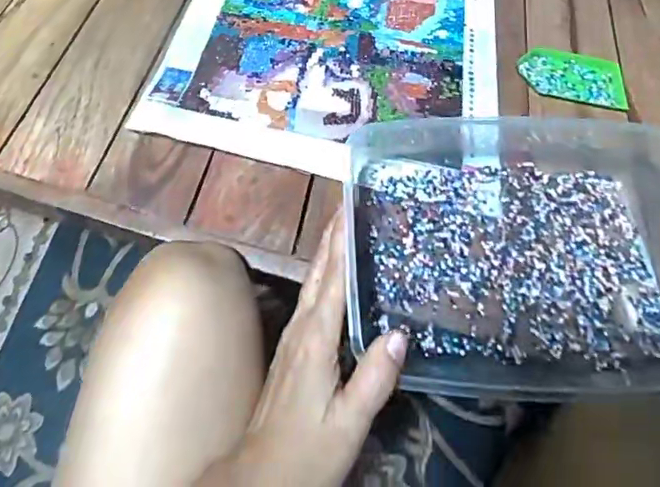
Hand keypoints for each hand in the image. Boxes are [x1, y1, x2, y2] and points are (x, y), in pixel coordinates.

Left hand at [196, 211, 406, 486]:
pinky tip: (332, 274)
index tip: (351, 206)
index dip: (342, 240)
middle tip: (348, 200)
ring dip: (326, 248)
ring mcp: (292, 336)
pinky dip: (323, 273)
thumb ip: (374, 378)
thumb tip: (401, 332)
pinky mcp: (291, 347)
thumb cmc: (306, 452)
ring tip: (342, 223)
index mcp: (316, 339)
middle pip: (319, 270)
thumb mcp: (348, 424)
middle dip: (332, 233)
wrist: (258, 475)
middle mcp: (301, 328)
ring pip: (313, 280)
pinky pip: (311, 296)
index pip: (333, 278)